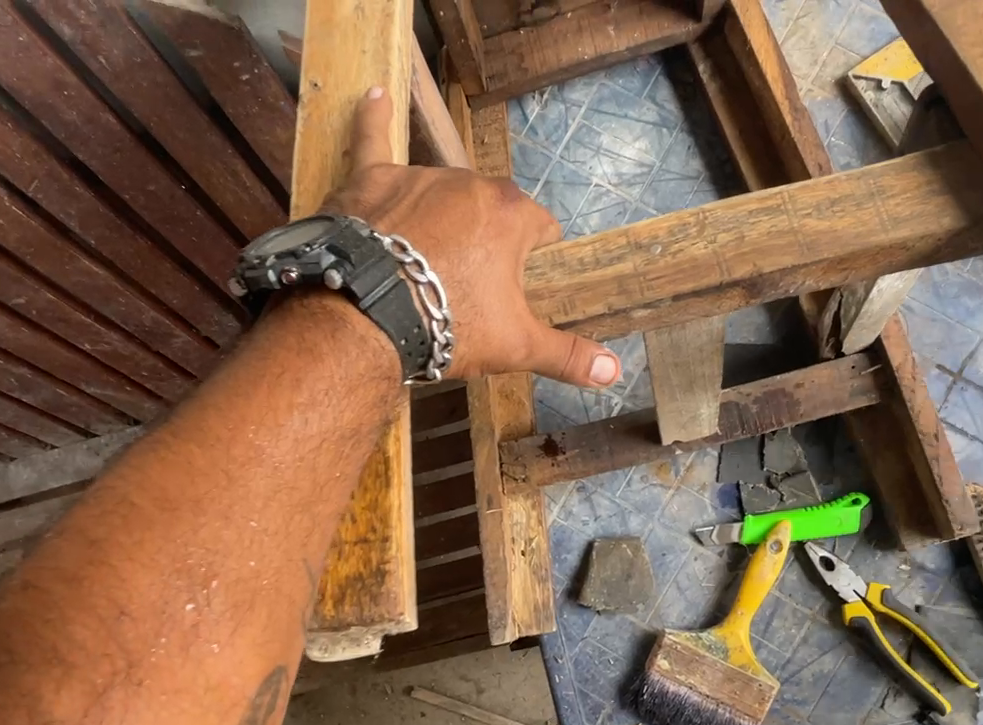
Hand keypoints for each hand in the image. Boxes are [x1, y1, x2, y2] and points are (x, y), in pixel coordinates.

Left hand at [320, 88, 620, 387]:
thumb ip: (567, 354)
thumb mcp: (516, 345)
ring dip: (441, 217)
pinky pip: (373, 139)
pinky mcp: (371, 180)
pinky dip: (373, 120)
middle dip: (485, 239)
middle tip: (466, 284)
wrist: (369, 316)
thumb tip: (613, 372)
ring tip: (422, 262)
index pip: (539, 226)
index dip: (532, 255)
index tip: (519, 281)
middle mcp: (470, 183)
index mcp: (511, 216)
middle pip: (489, 209)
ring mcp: (419, 177)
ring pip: (442, 190)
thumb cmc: (451, 324)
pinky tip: (374, 95)